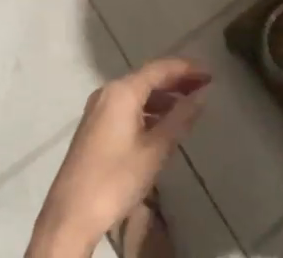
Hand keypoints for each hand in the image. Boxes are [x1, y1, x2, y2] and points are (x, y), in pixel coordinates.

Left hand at [30, 59, 210, 257]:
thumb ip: (180, 118)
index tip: (211, 74)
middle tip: (204, 87)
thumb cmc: (116, 179)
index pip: (160, 68)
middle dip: (177, 81)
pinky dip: (147, 109)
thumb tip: (202, 95)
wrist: (71, 215)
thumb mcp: (156, 150)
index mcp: (122, 91)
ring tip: (188, 107)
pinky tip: (162, 124)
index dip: (187, 69)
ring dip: (163, 97)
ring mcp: (97, 109)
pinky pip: (126, 107)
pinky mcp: (94, 127)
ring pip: (136, 93)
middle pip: (148, 78)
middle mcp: (108, 92)